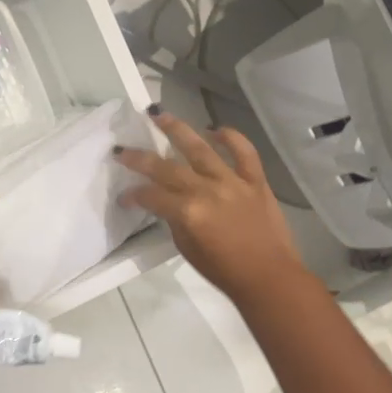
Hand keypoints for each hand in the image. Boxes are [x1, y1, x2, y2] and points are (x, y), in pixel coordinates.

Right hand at [114, 107, 307, 299]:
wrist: (269, 277)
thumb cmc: (223, 270)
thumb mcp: (187, 248)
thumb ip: (176, 220)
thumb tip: (168, 204)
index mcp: (187, 212)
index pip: (150, 196)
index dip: (133, 196)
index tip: (124, 198)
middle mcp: (207, 190)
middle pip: (166, 167)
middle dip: (139, 158)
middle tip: (122, 149)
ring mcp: (232, 182)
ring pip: (201, 148)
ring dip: (178, 130)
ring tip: (160, 115)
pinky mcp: (255, 181)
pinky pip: (244, 152)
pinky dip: (231, 138)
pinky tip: (215, 130)